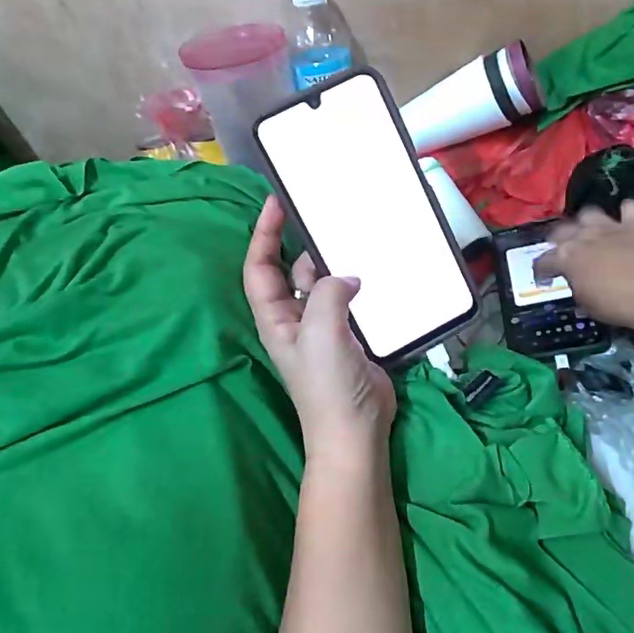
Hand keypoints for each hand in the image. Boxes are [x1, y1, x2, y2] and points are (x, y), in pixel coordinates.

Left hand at [244, 196, 396, 454]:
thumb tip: (347, 277)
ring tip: (353, 233)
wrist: (356, 430)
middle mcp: (295, 319)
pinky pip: (349, 299)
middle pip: (292, 270)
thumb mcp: (320, 332)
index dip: (263, 234)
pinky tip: (374, 268)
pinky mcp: (350, 335)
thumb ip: (327, 294)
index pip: (260, 268)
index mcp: (275, 318)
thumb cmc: (328, 384)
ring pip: (323, 283)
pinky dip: (357, 282)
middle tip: (324, 212)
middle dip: (303, 242)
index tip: (276, 202)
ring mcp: (324, 327)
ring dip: (334, 262)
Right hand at [534, 200, 633, 328]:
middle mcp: (584, 236)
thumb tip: (579, 287)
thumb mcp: (589, 305)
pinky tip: (628, 221)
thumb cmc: (619, 305)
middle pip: (562, 230)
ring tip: (591, 232)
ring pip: (590, 213)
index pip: (544, 261)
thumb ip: (579, 291)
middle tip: (564, 252)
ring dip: (587, 222)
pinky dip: (627, 214)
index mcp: (566, 258)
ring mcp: (611, 226)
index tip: (545, 279)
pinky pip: (629, 208)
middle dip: (559, 240)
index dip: (542, 271)